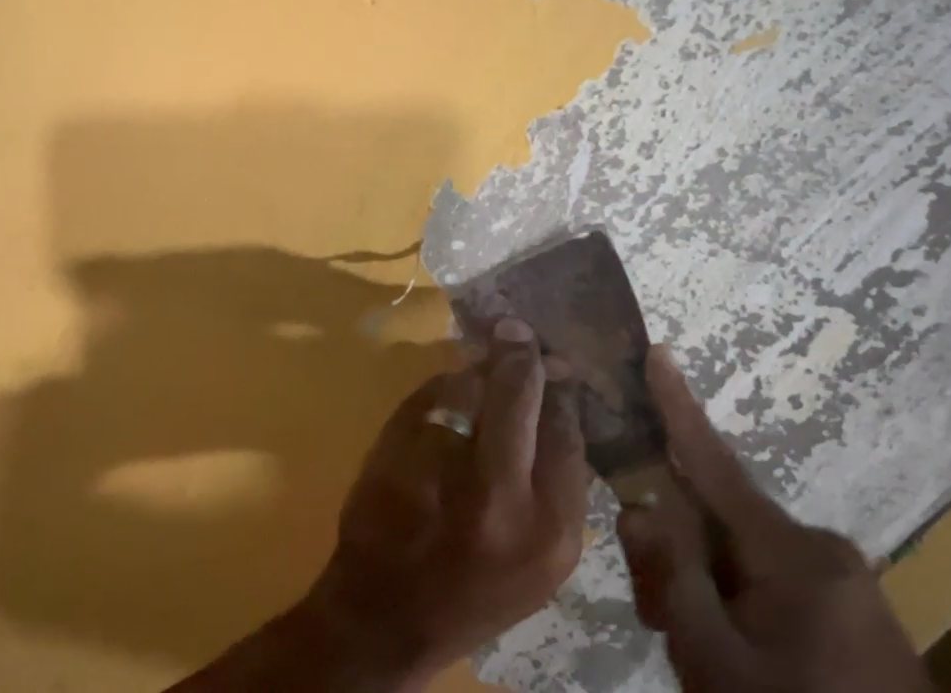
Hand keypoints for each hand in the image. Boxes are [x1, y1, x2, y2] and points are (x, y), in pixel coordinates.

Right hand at [299, 319, 592, 683]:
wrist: (389, 625)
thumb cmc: (376, 531)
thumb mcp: (392, 454)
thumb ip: (437, 401)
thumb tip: (477, 361)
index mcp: (489, 492)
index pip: (515, 400)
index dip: (513, 354)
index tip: (511, 324)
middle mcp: (544, 521)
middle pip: (560, 424)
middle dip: (543, 378)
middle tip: (528, 345)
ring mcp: (564, 548)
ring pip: (574, 454)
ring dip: (555, 413)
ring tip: (538, 382)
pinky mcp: (568, 562)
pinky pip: (572, 487)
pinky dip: (555, 451)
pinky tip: (537, 433)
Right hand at [618, 347, 934, 692]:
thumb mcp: (709, 652)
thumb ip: (670, 571)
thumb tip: (642, 502)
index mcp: (794, 553)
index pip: (716, 464)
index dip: (678, 408)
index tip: (659, 350)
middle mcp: (823, 552)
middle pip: (718, 518)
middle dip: (673, 544)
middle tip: (650, 607)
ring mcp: (844, 582)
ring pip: (738, 553)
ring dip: (699, 579)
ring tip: (686, 638)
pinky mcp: (851, 611)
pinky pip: (769, 579)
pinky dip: (731, 596)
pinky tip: (722, 641)